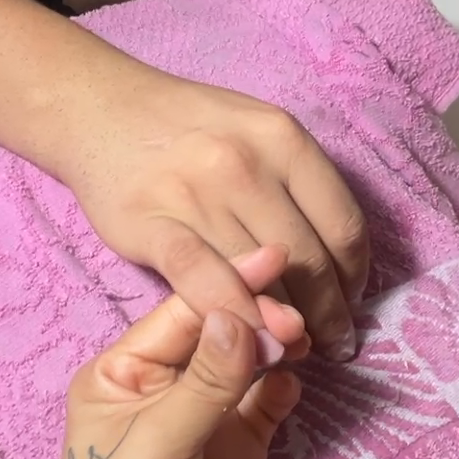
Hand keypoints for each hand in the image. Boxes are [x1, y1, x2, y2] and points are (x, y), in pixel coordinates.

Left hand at [16, 246, 307, 458]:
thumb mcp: (155, 448)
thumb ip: (204, 384)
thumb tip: (242, 314)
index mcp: (124, 371)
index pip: (183, 313)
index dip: (228, 289)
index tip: (276, 263)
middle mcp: (165, 385)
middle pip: (220, 333)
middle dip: (258, 318)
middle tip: (298, 321)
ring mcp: (204, 419)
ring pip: (247, 365)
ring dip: (276, 347)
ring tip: (307, 337)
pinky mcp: (236, 452)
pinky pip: (265, 405)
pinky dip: (282, 388)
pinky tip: (297, 379)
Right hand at [57, 78, 368, 361]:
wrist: (103, 109)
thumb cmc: (190, 125)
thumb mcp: (257, 130)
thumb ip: (296, 182)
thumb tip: (335, 257)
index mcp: (283, 138)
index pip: (343, 225)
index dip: (356, 277)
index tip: (353, 302)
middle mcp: (245, 165)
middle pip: (309, 262)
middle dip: (330, 315)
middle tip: (335, 343)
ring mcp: (197, 196)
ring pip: (262, 281)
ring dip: (287, 328)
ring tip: (297, 348)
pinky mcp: (153, 227)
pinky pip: (205, 285)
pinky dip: (237, 320)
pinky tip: (253, 343)